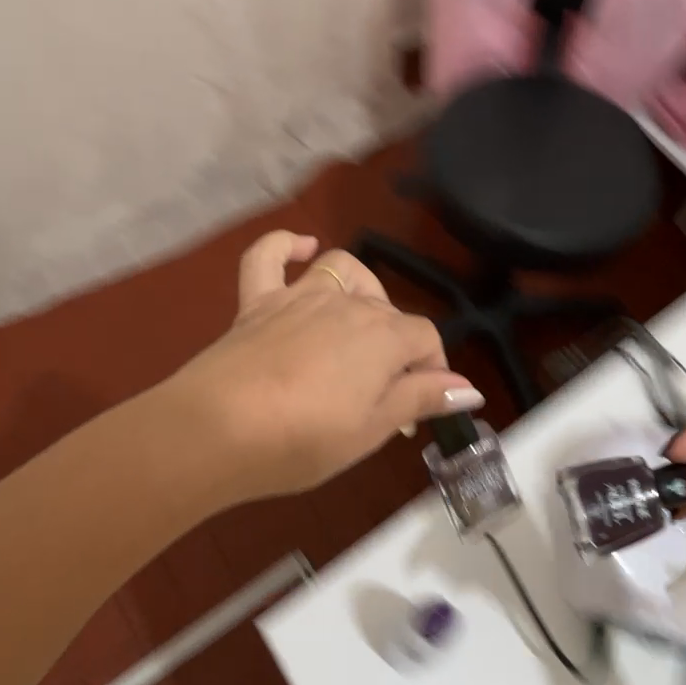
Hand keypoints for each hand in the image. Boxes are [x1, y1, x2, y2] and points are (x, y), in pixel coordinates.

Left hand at [159, 232, 482, 501]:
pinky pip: (268, 258)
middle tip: (384, 398)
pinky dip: (284, 245)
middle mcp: (348, 303)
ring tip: (361, 323)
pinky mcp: (256, 302)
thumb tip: (469, 386)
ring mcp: (299, 296)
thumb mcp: (371, 430)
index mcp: (384, 336)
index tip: (417, 413)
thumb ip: (421, 398)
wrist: (216, 432)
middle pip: (388, 310)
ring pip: (342, 272)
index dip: (432, 372)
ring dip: (361, 290)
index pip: (426, 339)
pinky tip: (300, 245)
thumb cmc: (302, 439)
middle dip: (397, 349)